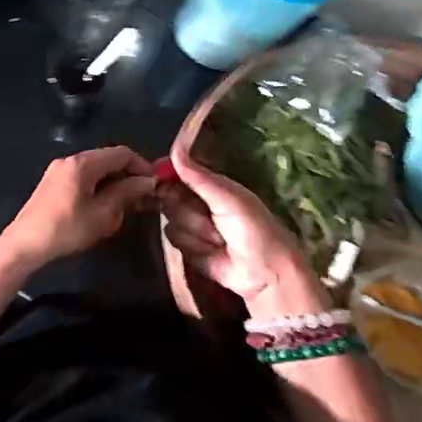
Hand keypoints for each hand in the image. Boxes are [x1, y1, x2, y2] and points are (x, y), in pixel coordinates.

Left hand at [0, 146, 158, 266]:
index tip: (154, 184)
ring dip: (113, 183)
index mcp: (82, 163)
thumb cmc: (65, 230)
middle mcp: (69, 160)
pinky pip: (83, 178)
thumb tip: (147, 181)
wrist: (24, 245)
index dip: (142, 166)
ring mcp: (58, 170)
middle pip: (108, 159)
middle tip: (142, 197)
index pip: (121, 153)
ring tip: (124, 206)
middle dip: (128, 176)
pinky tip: (102, 208)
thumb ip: (126, 193)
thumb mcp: (102, 215)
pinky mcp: (52, 183)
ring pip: (96, 169)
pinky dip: (98, 187)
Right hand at [161, 145, 322, 315]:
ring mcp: (191, 225)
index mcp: (210, 184)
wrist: (263, 273)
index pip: (177, 172)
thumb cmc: (253, 229)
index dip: (166, 174)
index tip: (157, 175)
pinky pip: (173, 240)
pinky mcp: (187, 248)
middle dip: (187, 210)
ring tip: (218, 240)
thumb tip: (174, 148)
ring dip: (195, 232)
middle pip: (168, 197)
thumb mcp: (228, 198)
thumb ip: (199, 176)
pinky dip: (193, 246)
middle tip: (211, 219)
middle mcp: (197, 201)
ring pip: (170, 220)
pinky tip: (211, 252)